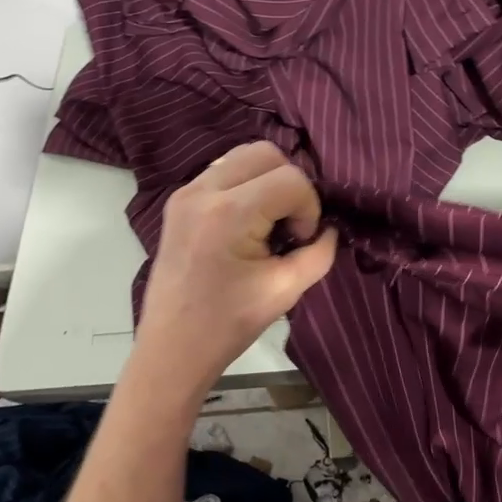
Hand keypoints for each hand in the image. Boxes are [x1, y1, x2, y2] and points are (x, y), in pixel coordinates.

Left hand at [132, 142, 338, 396]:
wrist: (172, 347)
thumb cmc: (228, 324)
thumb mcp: (286, 290)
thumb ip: (319, 253)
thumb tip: (328, 230)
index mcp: (229, 214)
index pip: (291, 179)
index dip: (309, 207)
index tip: (300, 241)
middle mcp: (203, 191)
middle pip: (265, 153)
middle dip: (290, 184)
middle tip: (289, 225)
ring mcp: (185, 192)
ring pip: (242, 156)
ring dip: (267, 181)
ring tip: (269, 222)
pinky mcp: (178, 201)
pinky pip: (222, 172)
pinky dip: (244, 186)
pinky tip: (248, 224)